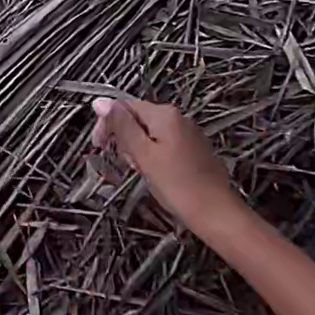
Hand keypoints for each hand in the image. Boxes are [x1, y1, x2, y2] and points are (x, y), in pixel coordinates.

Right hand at [90, 98, 238, 219]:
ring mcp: (187, 134)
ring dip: (136, 150)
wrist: (215, 212)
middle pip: (136, 119)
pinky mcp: (192, 150)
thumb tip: (101, 102)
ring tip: (141, 170)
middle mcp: (178, 118)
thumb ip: (121, 125)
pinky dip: (152, 156)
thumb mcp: (142, 153)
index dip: (107, 125)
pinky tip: (154, 173)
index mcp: (164, 115)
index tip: (99, 146)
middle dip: (123, 138)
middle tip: (125, 162)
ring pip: (148, 134)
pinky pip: (162, 145)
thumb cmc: (178, 185)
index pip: (123, 107)